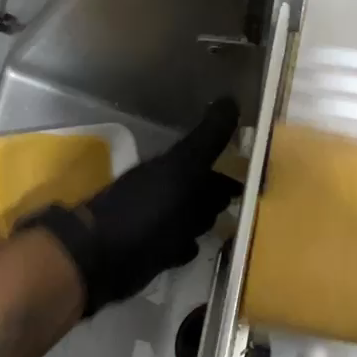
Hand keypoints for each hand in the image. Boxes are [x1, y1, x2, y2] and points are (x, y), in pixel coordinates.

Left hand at [24, 98, 241, 315]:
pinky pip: (176, 247)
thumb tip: (231, 99)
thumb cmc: (144, 209)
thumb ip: (206, 140)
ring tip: (227, 223)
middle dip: (216, 193)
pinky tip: (196, 249)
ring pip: (188, 219)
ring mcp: (155, 225)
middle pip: (195, 192)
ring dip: (204, 220)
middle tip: (244, 196)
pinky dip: (186, 246)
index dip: (226, 165)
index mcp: (168, 170)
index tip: (254, 168)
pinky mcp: (150, 254)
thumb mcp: (181, 169)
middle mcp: (162, 194)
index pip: (202, 162)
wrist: (102, 257)